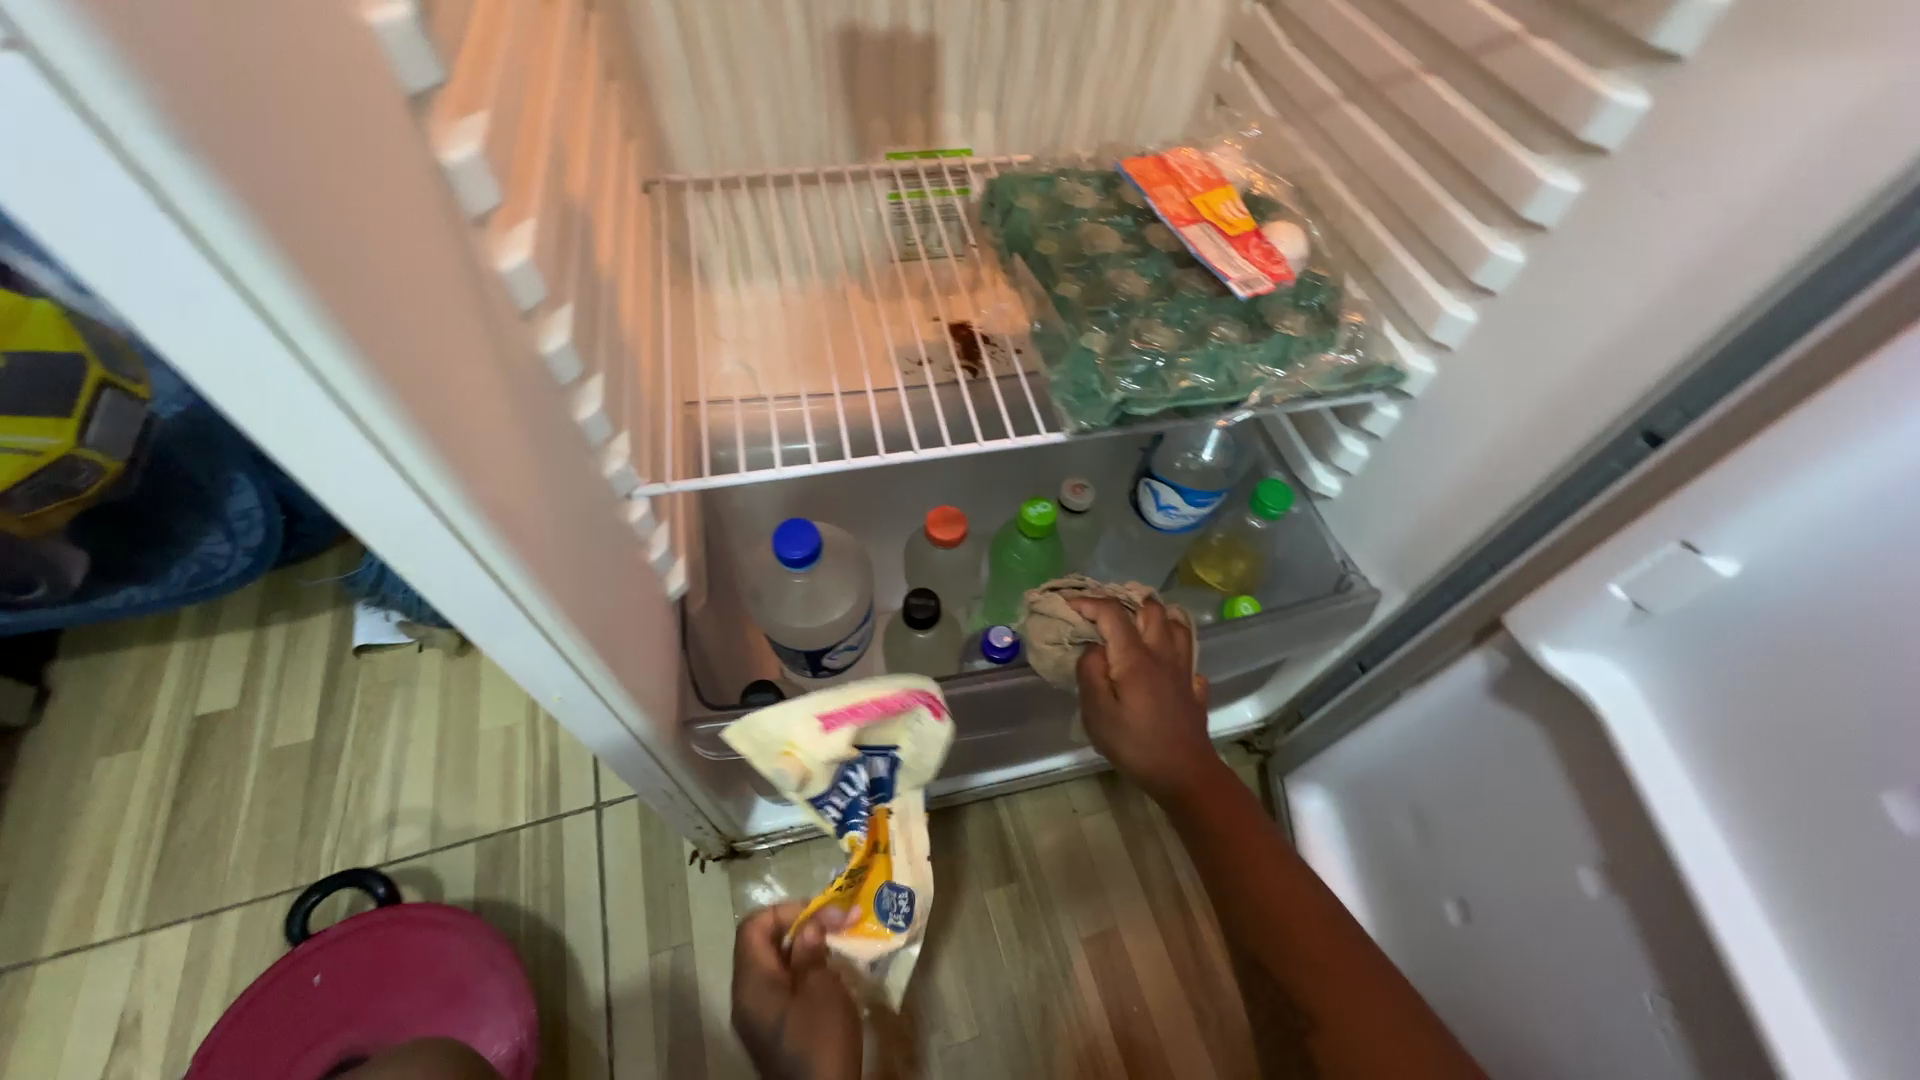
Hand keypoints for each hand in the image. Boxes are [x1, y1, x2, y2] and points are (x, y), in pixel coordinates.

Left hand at [731, 902, 861, 1079]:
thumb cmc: (820, 1040)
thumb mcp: (821, 988)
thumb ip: (811, 951)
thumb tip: (809, 927)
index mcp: (751, 982)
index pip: (753, 927)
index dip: (785, 911)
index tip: (821, 912)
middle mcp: (747, 996)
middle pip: (764, 945)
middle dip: (801, 927)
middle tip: (836, 922)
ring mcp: (758, 1016)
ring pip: (777, 966)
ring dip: (806, 949)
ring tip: (839, 943)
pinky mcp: (774, 1030)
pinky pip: (783, 988)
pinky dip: (805, 973)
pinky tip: (833, 973)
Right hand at [1071, 596, 1224, 803]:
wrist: (1185, 774)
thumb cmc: (1135, 745)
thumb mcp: (1097, 713)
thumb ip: (1090, 672)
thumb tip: (1093, 649)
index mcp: (1135, 658)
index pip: (1112, 613)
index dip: (1089, 603)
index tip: (1069, 605)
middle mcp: (1162, 654)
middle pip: (1152, 610)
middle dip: (1127, 601)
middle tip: (1106, 612)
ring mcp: (1183, 670)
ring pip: (1177, 625)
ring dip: (1157, 616)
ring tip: (1139, 623)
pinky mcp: (1195, 689)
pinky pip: (1189, 657)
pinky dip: (1176, 650)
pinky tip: (1166, 663)